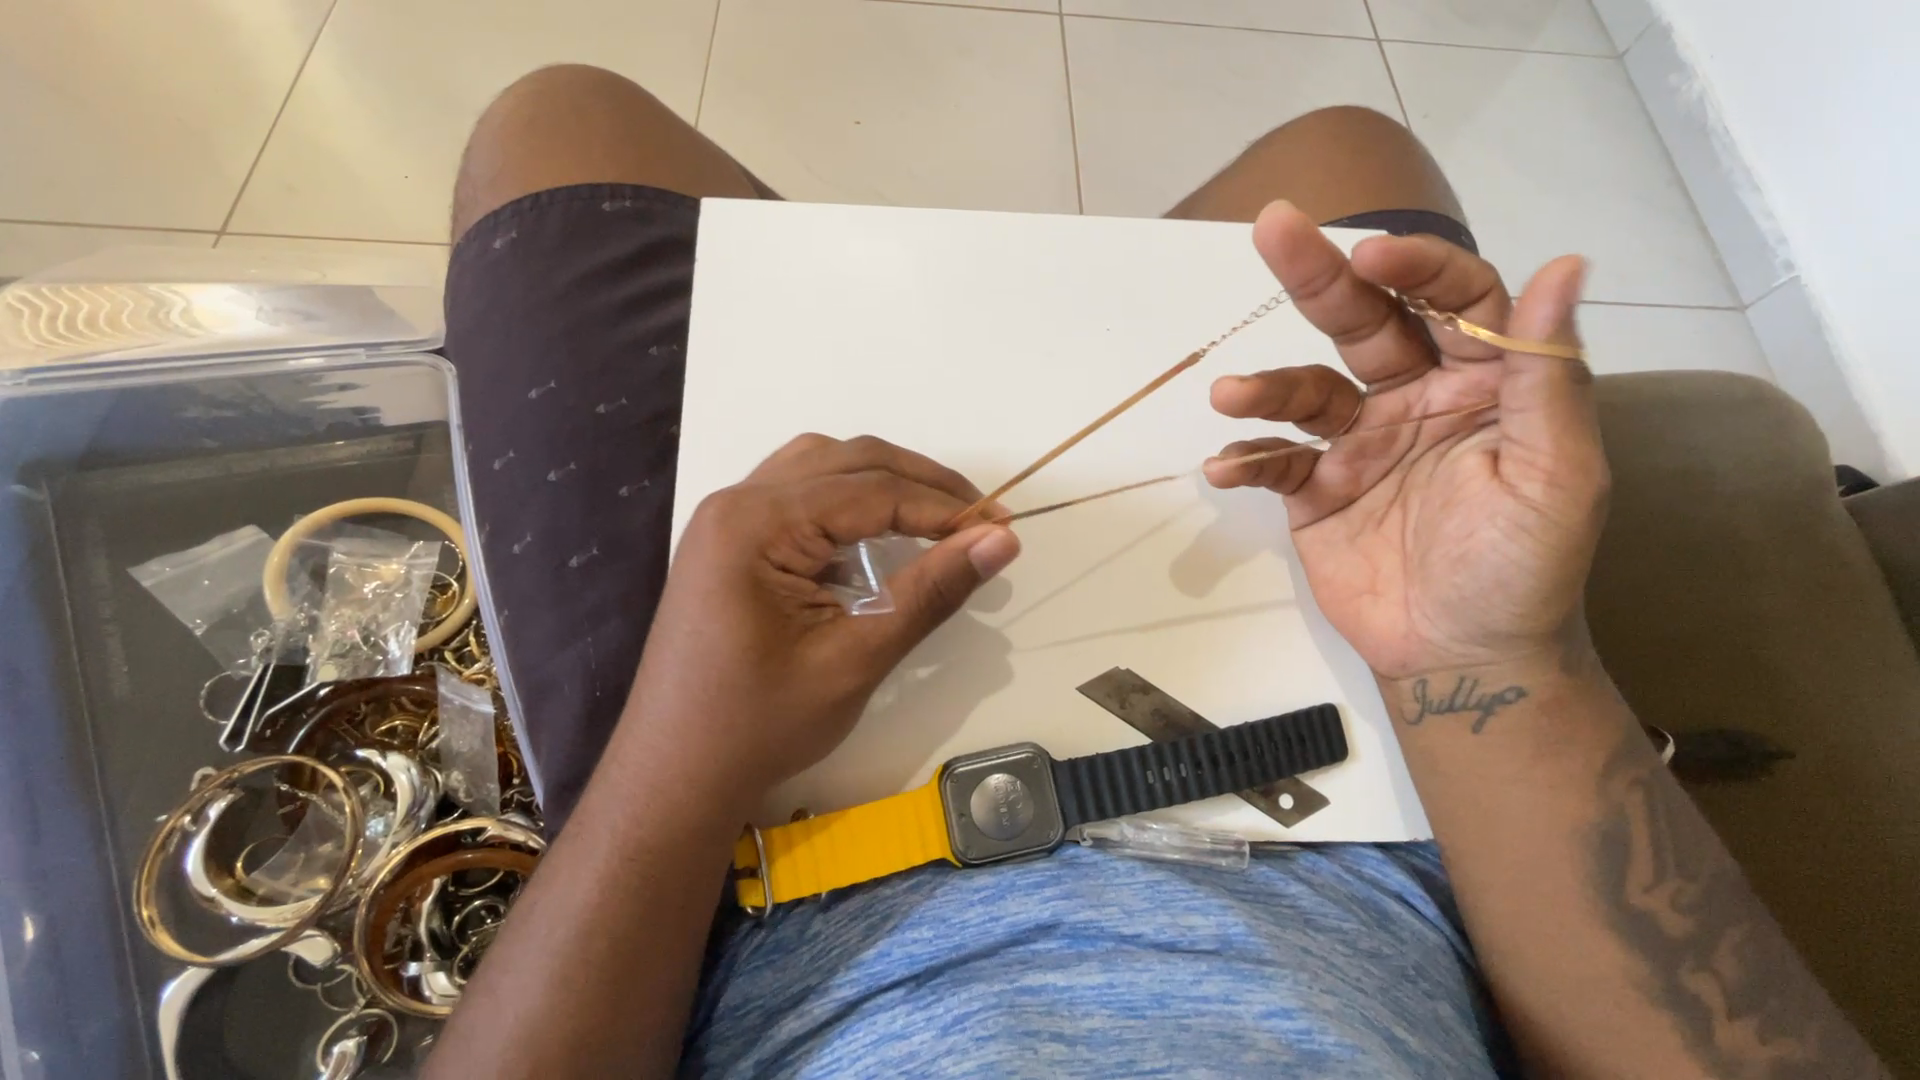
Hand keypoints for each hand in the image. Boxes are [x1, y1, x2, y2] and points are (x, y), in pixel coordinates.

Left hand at [621, 434, 1020, 794]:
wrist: (675, 775)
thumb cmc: (761, 725)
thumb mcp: (856, 658)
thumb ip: (930, 591)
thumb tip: (1001, 541)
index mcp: (756, 522)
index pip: (872, 490)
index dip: (944, 505)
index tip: (1003, 526)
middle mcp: (736, 503)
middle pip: (845, 462)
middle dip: (919, 483)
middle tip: (978, 517)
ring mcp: (726, 523)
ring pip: (819, 470)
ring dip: (881, 486)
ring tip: (934, 519)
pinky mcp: (729, 547)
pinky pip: (797, 502)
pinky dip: (845, 509)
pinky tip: (873, 547)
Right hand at [1203, 201, 1606, 680]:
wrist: (1461, 653)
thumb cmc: (1524, 565)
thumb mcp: (1555, 472)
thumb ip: (1546, 377)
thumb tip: (1564, 264)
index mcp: (1482, 384)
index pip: (1453, 299)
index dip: (1416, 267)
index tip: (1369, 252)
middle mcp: (1413, 399)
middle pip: (1364, 322)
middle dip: (1319, 277)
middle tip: (1272, 229)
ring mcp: (1358, 445)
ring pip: (1305, 392)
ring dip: (1265, 388)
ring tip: (1229, 396)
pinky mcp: (1314, 491)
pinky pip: (1275, 463)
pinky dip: (1248, 461)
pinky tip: (1225, 467)